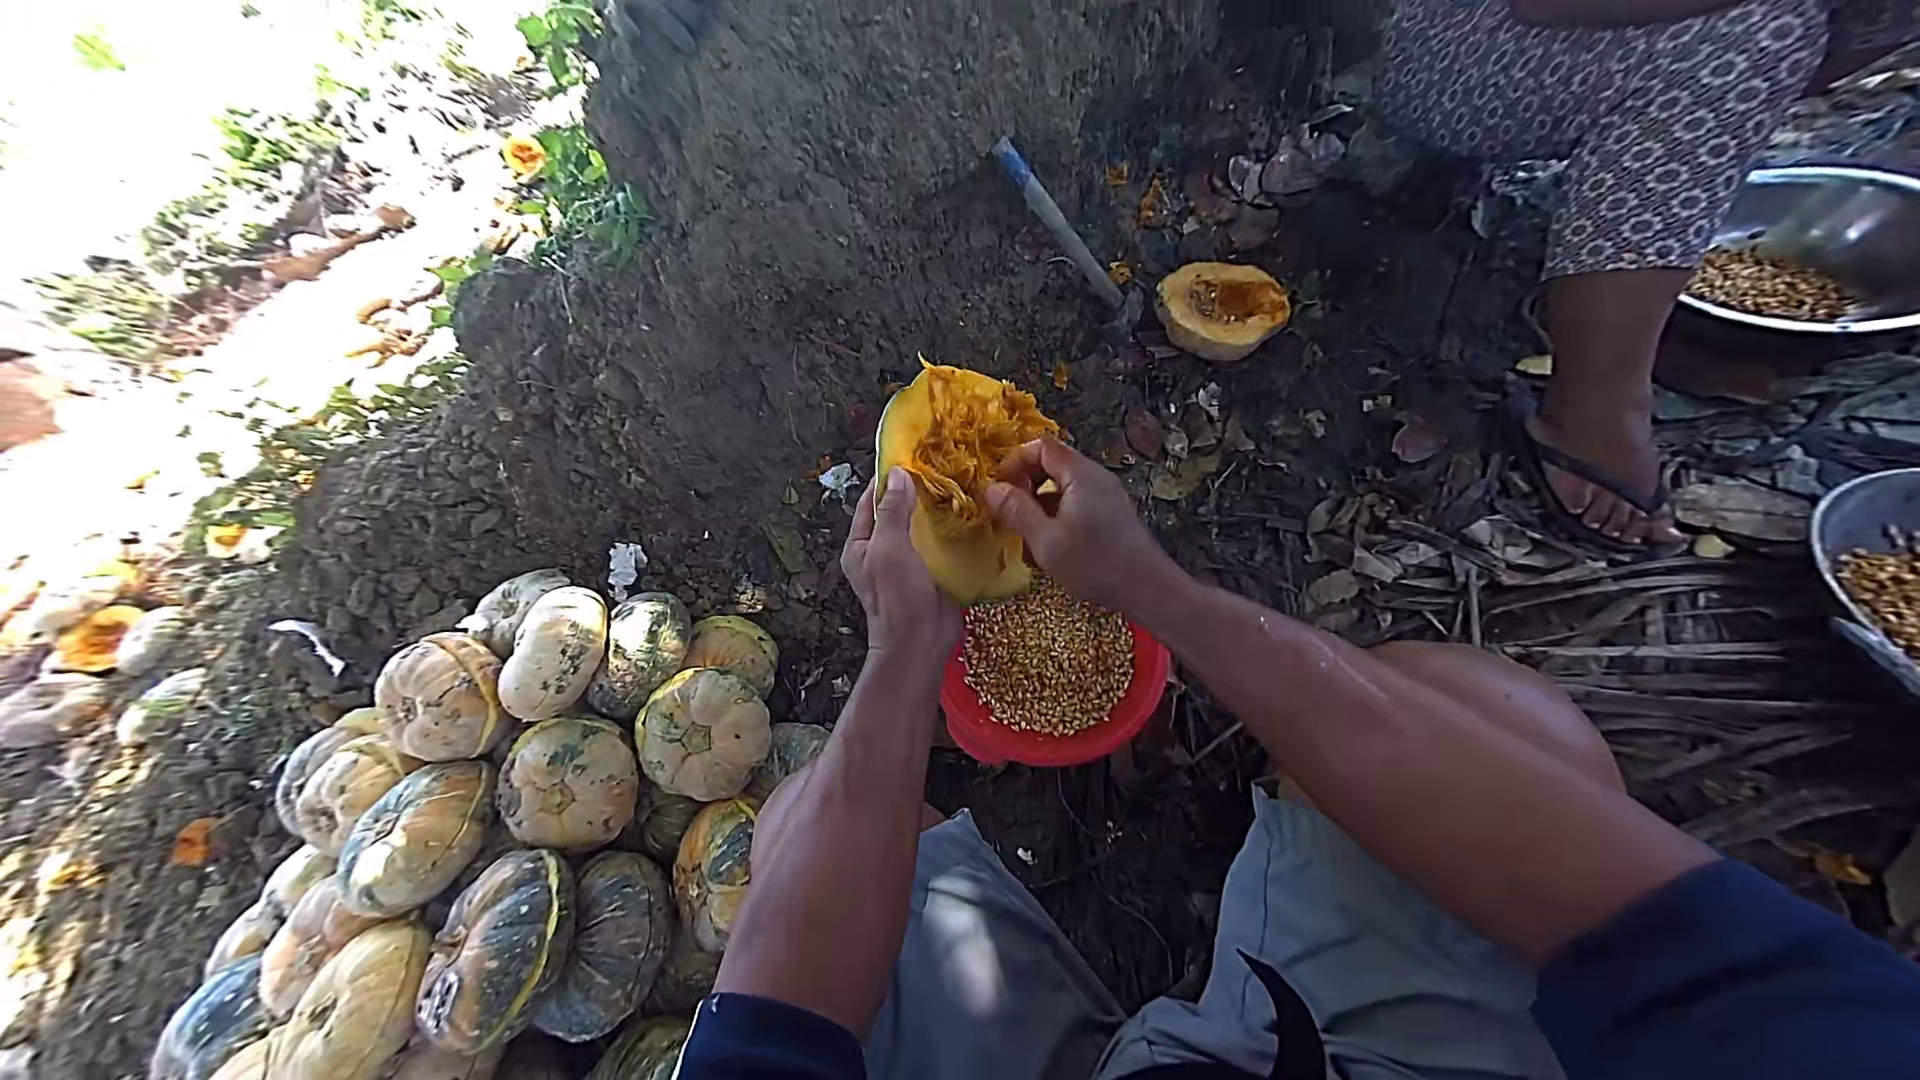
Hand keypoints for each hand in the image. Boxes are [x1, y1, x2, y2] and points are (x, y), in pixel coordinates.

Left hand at [841, 467, 961, 662]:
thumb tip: (898, 475)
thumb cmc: (897, 597)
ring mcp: (907, 562)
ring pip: (920, 527)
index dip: (887, 480)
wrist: (920, 642)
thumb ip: (893, 511)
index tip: (910, 457)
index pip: (871, 502)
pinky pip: (939, 544)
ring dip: (935, 510)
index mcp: (860, 545)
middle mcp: (881, 551)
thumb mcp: (889, 548)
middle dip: (915, 492)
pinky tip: (967, 514)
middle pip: (897, 512)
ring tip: (957, 485)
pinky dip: (950, 529)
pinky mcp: (931, 571)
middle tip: (940, 468)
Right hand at [985, 437, 1183, 614]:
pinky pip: (1075, 502)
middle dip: (1025, 483)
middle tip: (1008, 511)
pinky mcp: (1110, 514)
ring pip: (1062, 486)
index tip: (999, 488)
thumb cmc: (1095, 564)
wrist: (1147, 589)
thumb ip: (1017, 512)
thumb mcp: (1046, 541)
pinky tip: (1048, 545)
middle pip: (1053, 463)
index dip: (1015, 461)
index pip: (1043, 446)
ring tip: (1025, 533)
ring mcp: (1106, 495)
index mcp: (1081, 475)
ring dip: (1039, 502)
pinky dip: (1056, 515)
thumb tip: (991, 490)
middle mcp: (1096, 477)